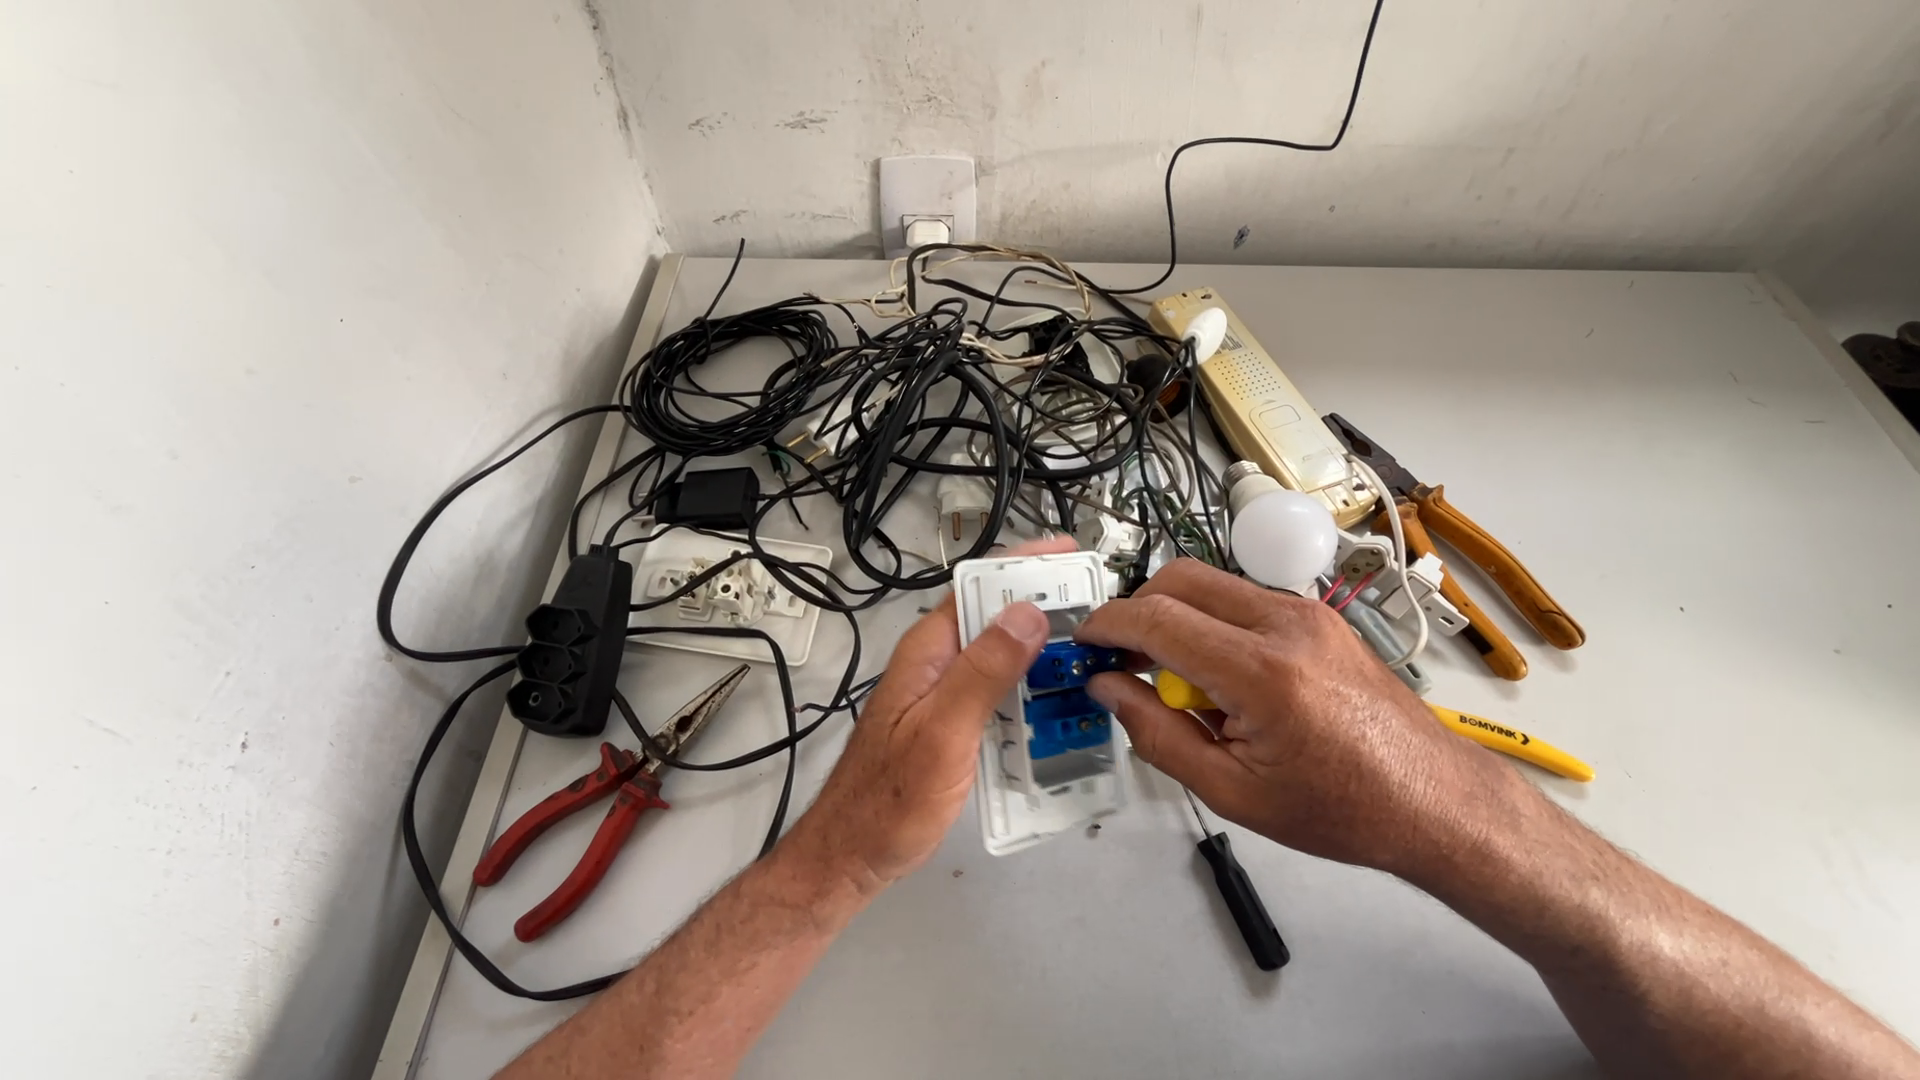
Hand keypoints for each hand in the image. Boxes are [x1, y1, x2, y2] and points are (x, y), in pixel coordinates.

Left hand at [784, 537, 1075, 895]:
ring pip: (1000, 656)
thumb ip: (983, 671)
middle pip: (994, 617)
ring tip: (1093, 652)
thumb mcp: (943, 731)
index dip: (1023, 565)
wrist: (855, 854)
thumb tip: (1029, 612)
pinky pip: (999, 692)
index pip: (978, 586)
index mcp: (929, 650)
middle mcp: (937, 662)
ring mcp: (945, 694)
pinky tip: (1062, 702)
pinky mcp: (954, 723)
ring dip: (1042, 650)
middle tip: (1099, 611)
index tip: (1071, 555)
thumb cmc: (892, 797)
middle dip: (1043, 606)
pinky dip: (1030, 689)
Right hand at [1074, 559, 1524, 877]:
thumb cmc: (1335, 809)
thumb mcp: (1231, 791)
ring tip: (1171, 674)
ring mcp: (1305, 611)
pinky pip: (1239, 597)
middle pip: (1179, 577)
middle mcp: (1284, 622)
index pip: (1158, 619)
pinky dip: (1207, 620)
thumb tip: (1107, 686)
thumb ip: (1156, 733)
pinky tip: (1216, 672)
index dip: (1107, 625)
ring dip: (1172, 614)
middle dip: (1135, 609)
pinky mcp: (1316, 614)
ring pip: (1209, 581)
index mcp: (1262, 673)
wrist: (1434, 798)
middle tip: (1122, 659)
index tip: (1081, 644)